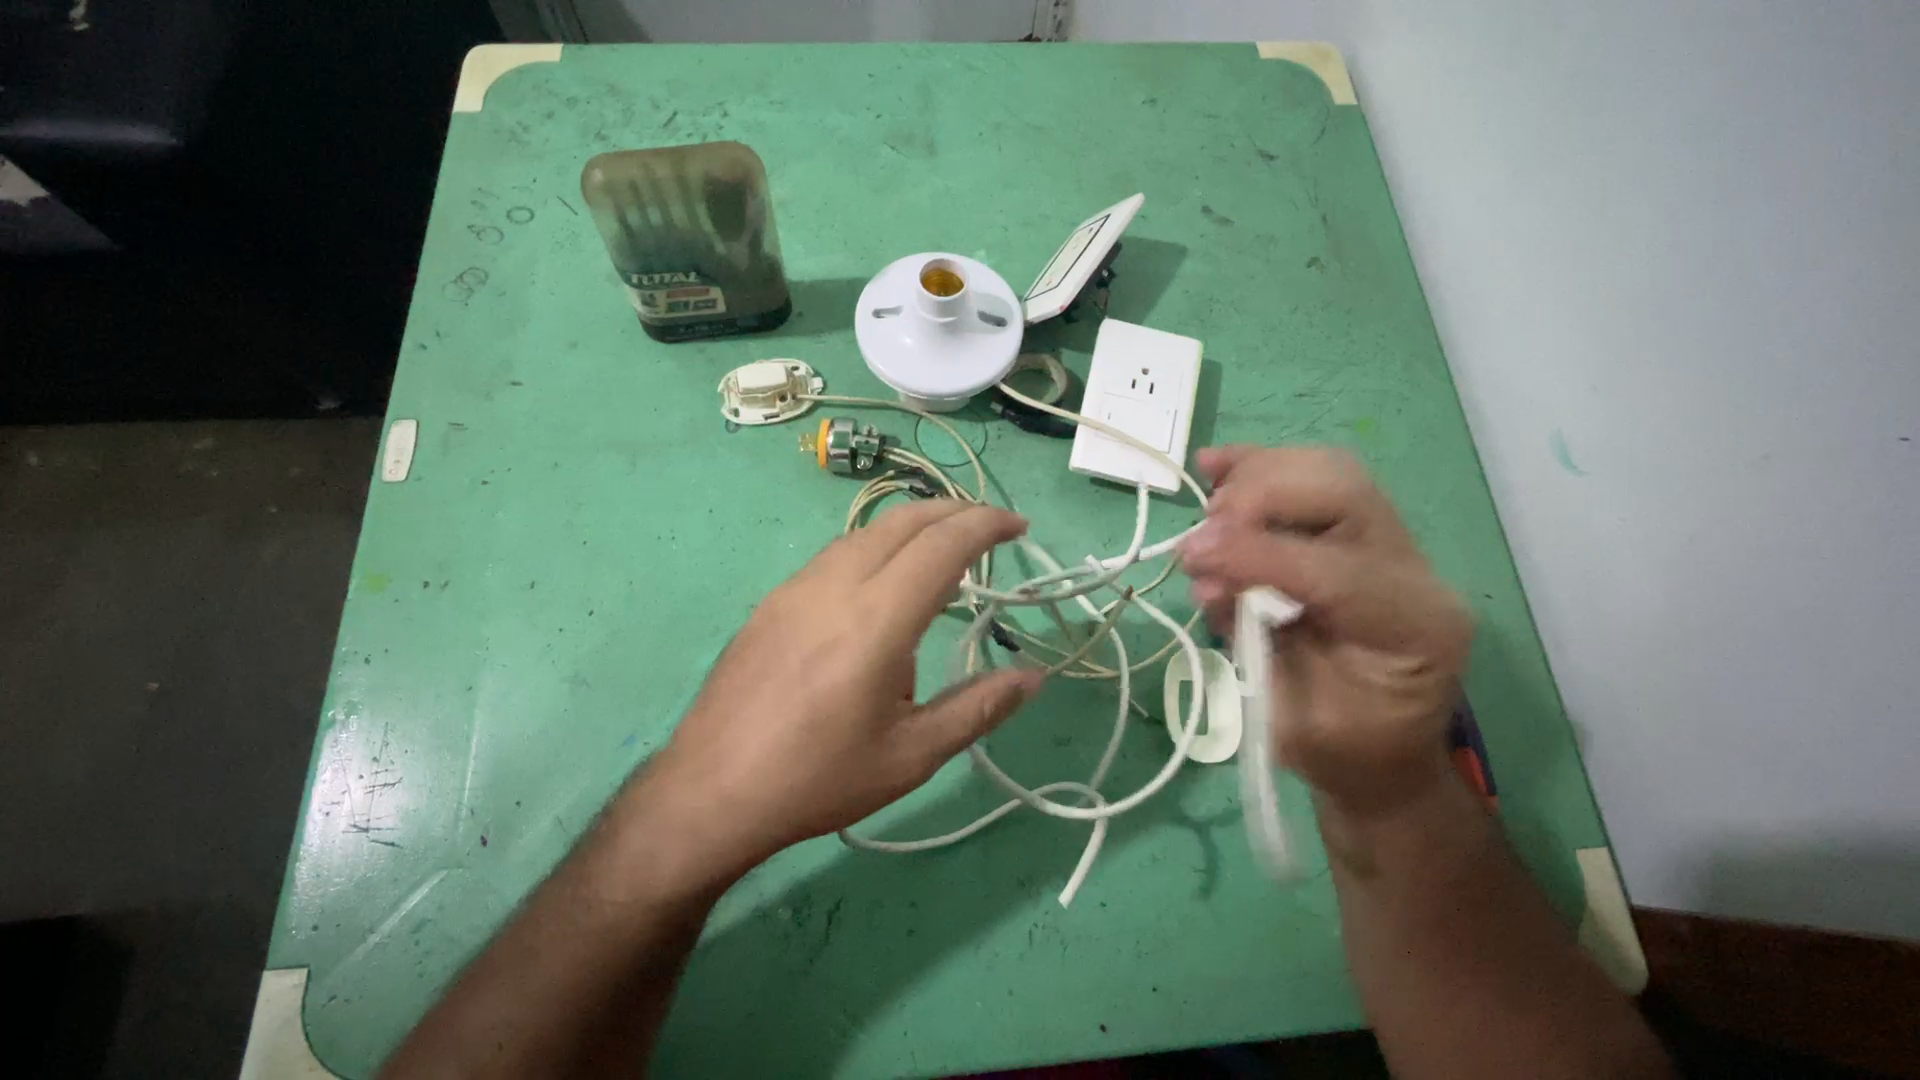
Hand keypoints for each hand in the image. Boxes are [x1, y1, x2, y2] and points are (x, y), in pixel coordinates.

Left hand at [640, 500, 1043, 880]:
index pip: (941, 544)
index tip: (1018, 527)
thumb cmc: (819, 779)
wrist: (711, 792)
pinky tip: (883, 586)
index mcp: (876, 621)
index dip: (985, 524)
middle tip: (990, 530)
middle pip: (902, 520)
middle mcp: (834, 587)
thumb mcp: (912, 754)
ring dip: (913, 528)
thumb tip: (1034, 677)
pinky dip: (877, 549)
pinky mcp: (772, 603)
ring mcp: (795, 589)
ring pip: (865, 532)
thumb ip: (978, 708)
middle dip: (954, 512)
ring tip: (943, 557)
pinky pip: (836, 554)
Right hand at [1179, 446, 1471, 815]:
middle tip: (1202, 539)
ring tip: (1209, 520)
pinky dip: (1260, 468)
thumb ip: (1253, 642)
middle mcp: (1414, 572)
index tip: (1192, 555)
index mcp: (1416, 629)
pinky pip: (1316, 479)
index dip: (1258, 554)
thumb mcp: (1293, 721)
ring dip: (1256, 481)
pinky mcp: (1361, 535)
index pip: (1336, 568)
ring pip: (1328, 472)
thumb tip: (1204, 573)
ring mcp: (1392, 546)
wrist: (1382, 758)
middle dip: (1258, 501)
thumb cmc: (1340, 753)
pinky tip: (1216, 465)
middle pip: (1341, 491)